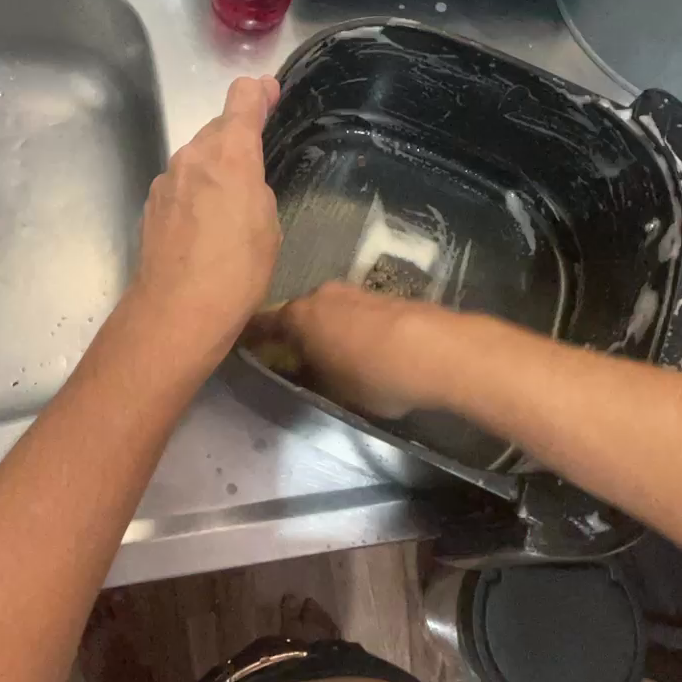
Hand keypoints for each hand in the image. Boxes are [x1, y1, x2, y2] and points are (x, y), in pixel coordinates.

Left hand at [129, 76, 282, 353]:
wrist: (177, 312)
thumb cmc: (238, 270)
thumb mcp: (268, 225)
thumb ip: (256, 185)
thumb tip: (242, 178)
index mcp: (229, 154)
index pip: (242, 99)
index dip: (259, 93)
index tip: (269, 94)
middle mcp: (192, 156)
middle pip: (217, 129)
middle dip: (237, 138)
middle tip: (256, 164)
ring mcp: (166, 180)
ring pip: (197, 159)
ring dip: (214, 170)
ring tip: (230, 208)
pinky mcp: (151, 205)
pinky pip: (181, 186)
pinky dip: (195, 194)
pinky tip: (204, 229)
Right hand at [246, 282, 482, 417]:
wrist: (435, 349)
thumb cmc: (372, 375)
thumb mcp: (331, 389)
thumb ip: (310, 375)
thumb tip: (302, 369)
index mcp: (299, 316)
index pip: (263, 324)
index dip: (254, 338)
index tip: (245, 346)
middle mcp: (322, 295)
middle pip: (300, 313)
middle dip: (296, 333)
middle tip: (295, 357)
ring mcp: (355, 291)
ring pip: (331, 311)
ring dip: (328, 329)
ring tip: (334, 355)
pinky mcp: (385, 296)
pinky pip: (357, 314)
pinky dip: (354, 328)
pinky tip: (366, 349)